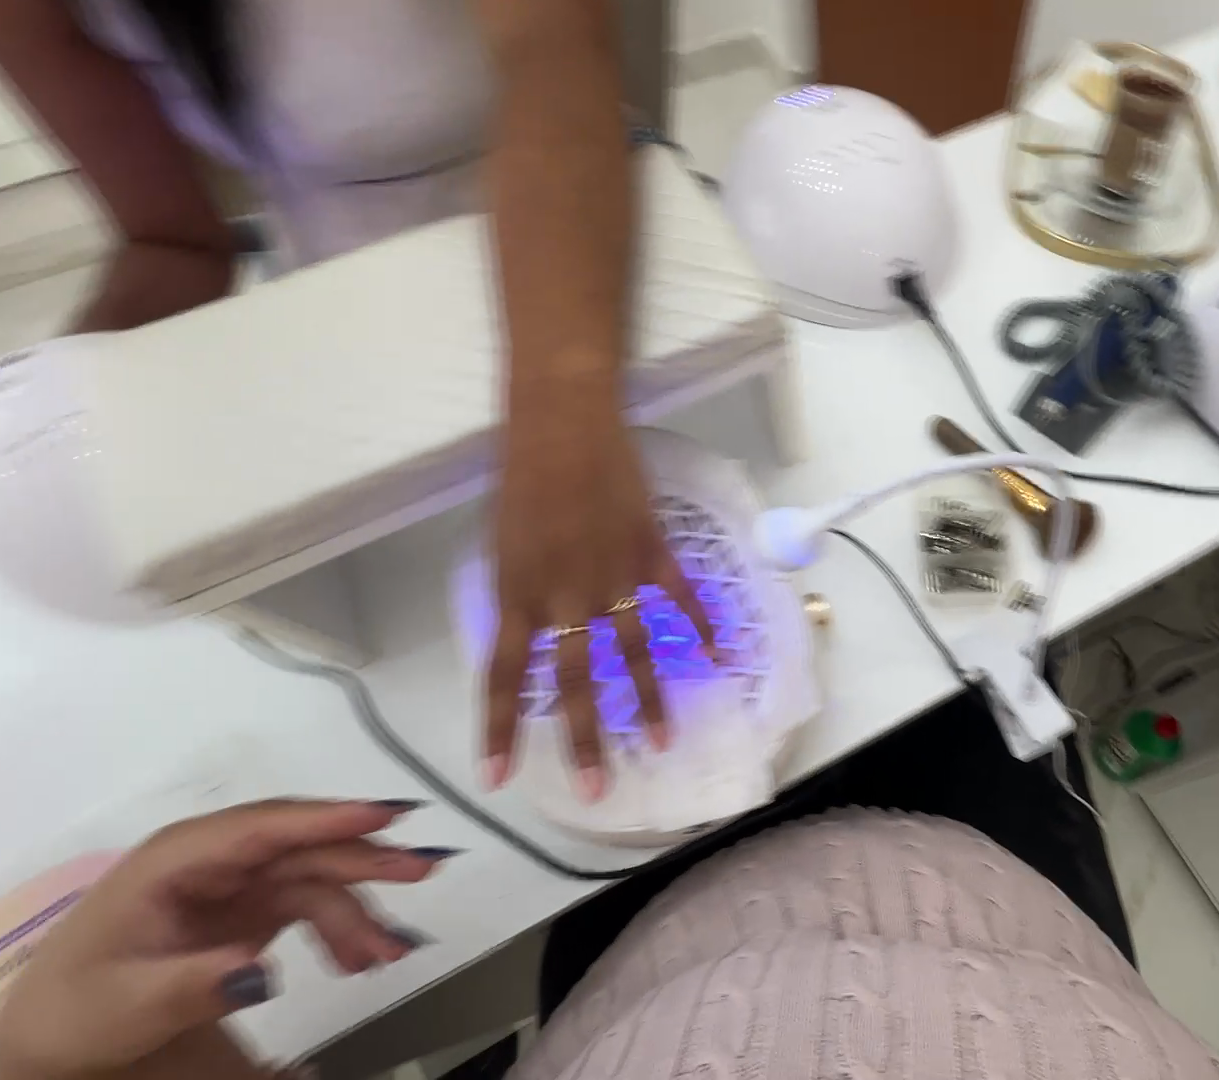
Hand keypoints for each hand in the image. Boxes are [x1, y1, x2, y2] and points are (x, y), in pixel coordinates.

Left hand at [0, 800, 453, 1079]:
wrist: (66, 1035)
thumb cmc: (79, 1009)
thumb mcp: (120, 1008)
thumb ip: (189, 986)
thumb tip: (259, 971)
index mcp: (180, 857)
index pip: (263, 826)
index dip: (326, 817)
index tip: (387, 813)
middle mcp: (223, 855)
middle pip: (307, 846)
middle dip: (367, 858)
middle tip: (424, 870)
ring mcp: (246, 876)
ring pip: (322, 877)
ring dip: (361, 910)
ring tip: (389, 953)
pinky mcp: (262, 901)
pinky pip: (319, 903)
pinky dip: (345, 929)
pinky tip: (361, 958)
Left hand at [486, 416, 715, 799]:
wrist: (562, 423)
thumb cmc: (520, 475)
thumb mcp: (501, 542)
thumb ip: (518, 594)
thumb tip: (535, 634)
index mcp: (517, 592)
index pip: (504, 676)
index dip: (499, 729)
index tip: (498, 778)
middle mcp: (565, 596)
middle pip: (574, 680)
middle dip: (584, 738)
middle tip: (595, 789)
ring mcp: (613, 576)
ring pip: (631, 652)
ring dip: (647, 700)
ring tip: (662, 741)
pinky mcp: (651, 552)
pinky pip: (679, 599)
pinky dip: (701, 627)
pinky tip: (721, 656)